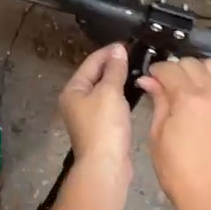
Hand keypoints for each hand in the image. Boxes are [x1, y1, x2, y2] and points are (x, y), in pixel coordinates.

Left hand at [58, 44, 132, 166]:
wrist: (105, 165)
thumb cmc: (104, 126)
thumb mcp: (110, 92)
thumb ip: (114, 69)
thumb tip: (118, 49)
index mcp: (73, 90)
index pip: (91, 62)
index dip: (108, 52)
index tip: (128, 44)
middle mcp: (76, 101)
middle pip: (95, 75)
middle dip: (113, 65)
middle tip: (136, 55)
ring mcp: (87, 116)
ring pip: (103, 91)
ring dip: (118, 80)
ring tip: (137, 70)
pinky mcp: (100, 127)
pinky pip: (110, 104)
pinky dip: (120, 96)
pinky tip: (133, 93)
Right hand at [137, 57, 210, 209]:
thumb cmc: (176, 170)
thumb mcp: (157, 135)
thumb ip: (157, 101)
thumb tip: (149, 80)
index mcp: (189, 99)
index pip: (169, 69)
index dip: (155, 71)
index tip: (149, 80)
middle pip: (191, 63)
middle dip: (174, 68)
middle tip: (164, 84)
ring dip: (196, 70)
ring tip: (185, 85)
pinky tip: (201, 94)